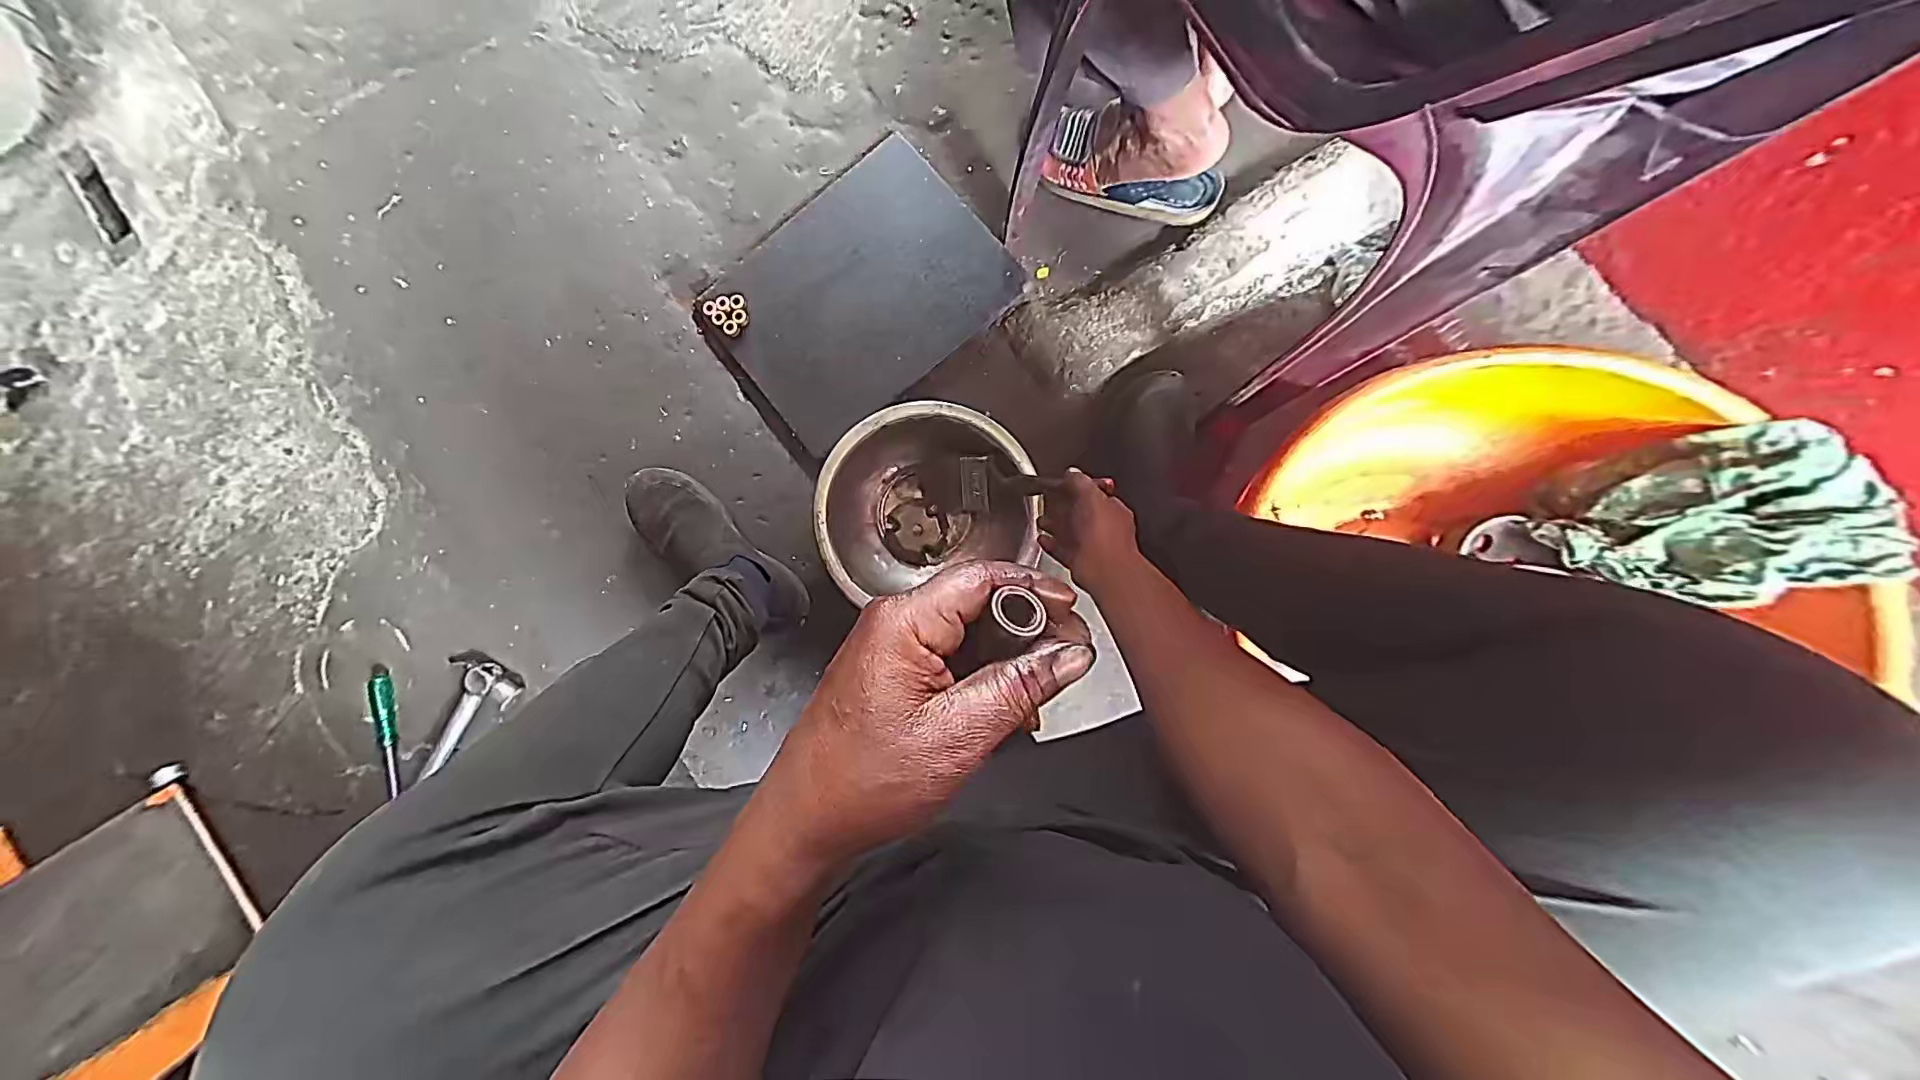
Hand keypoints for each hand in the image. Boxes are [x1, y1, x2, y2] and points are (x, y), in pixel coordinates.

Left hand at [756, 561, 1094, 864]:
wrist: (808, 819)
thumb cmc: (860, 783)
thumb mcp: (958, 735)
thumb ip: (1020, 687)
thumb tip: (1069, 655)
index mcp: (903, 621)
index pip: (983, 577)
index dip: (1034, 589)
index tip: (1071, 613)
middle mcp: (895, 623)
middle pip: (979, 602)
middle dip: (1027, 630)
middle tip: (1064, 660)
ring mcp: (893, 646)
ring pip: (970, 632)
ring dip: (1008, 660)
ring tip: (1033, 697)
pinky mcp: (895, 669)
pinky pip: (953, 657)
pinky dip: (984, 676)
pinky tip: (1003, 707)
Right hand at [1039, 469, 1145, 591]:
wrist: (1107, 571)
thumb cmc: (1106, 536)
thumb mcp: (1091, 496)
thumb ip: (1080, 482)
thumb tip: (1072, 472)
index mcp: (1113, 509)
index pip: (1094, 493)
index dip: (1078, 488)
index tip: (1063, 485)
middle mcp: (1106, 527)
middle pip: (1081, 513)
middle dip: (1064, 508)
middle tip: (1049, 503)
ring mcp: (1094, 546)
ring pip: (1071, 532)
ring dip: (1056, 525)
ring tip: (1042, 521)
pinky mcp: (1081, 562)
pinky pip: (1063, 549)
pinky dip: (1052, 544)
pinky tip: (1044, 540)